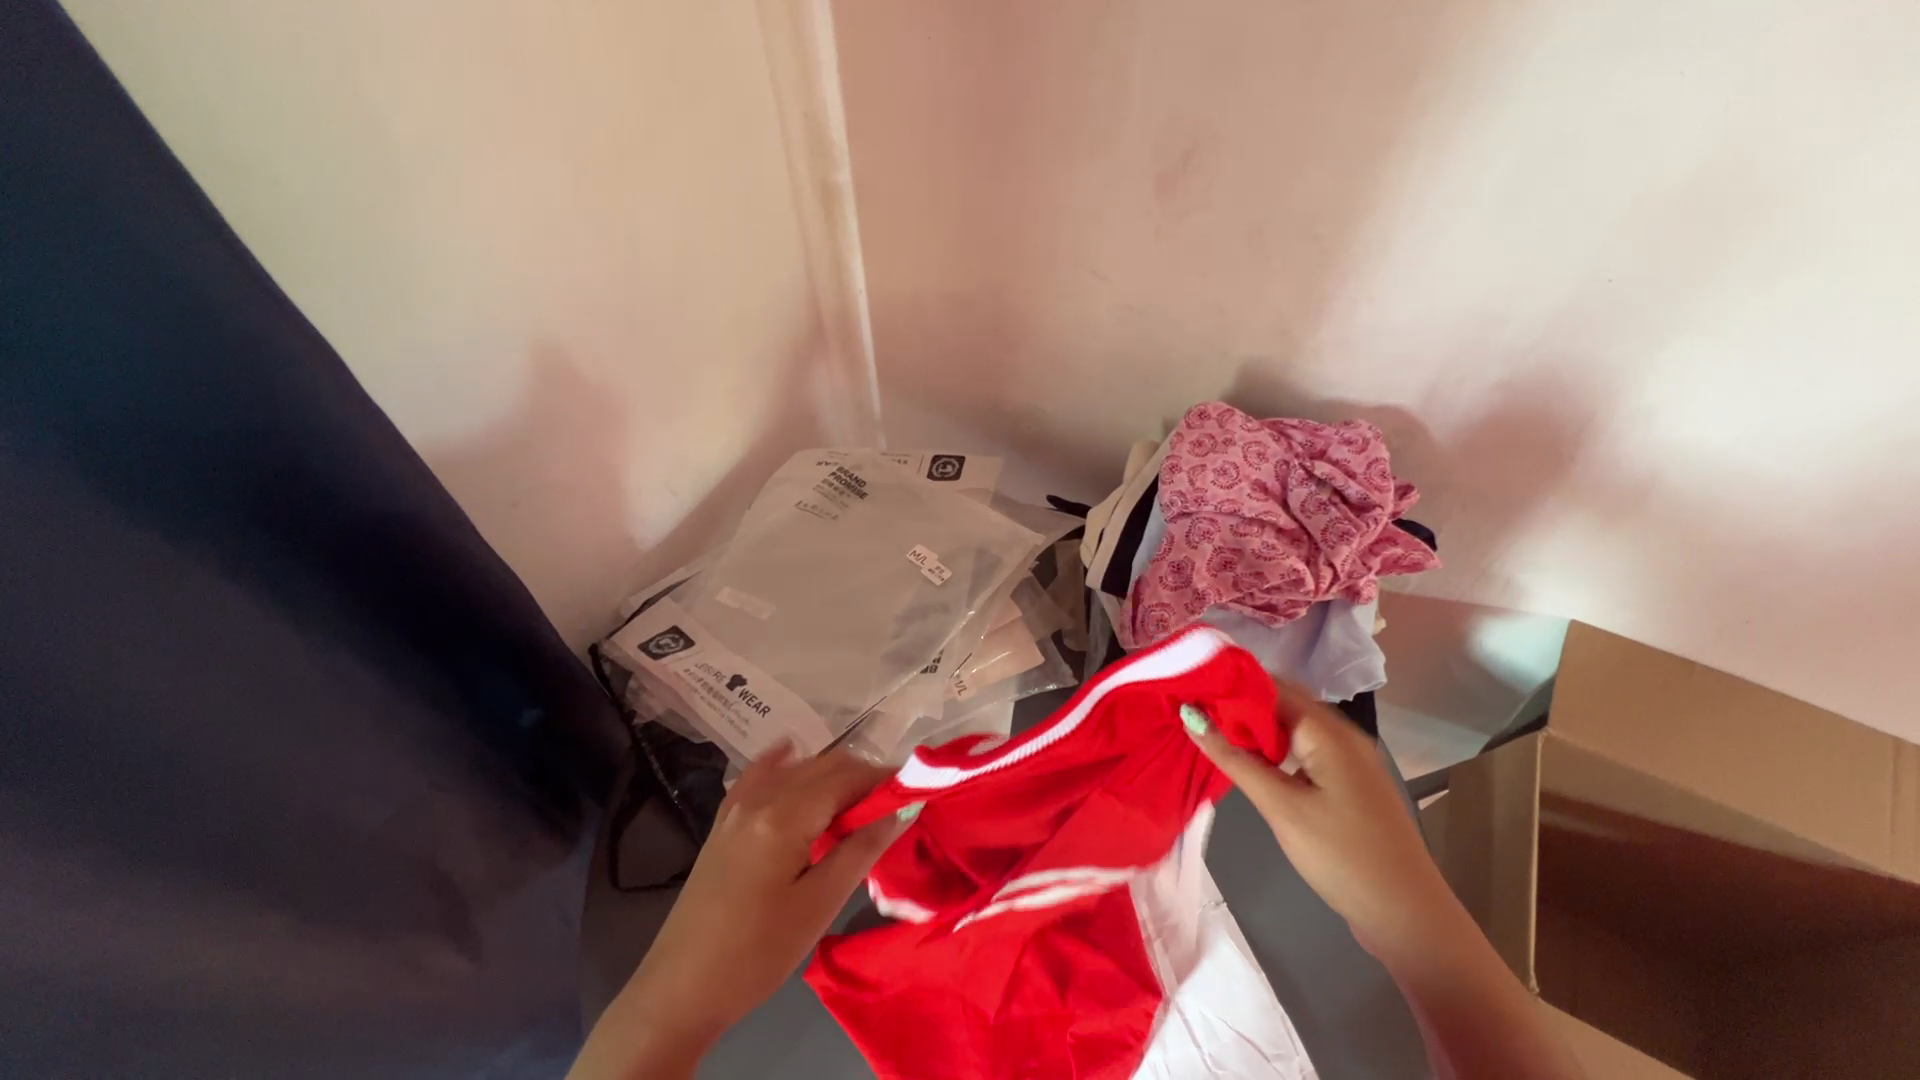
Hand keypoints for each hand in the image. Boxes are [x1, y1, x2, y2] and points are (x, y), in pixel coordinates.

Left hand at [571, 745, 911, 1078]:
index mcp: (784, 815)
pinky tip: (794, 756)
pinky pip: (760, 776)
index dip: (885, 779)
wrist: (681, 990)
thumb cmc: (758, 953)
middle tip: (895, 804)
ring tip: (861, 803)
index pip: (847, 777)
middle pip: (823, 766)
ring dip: (832, 775)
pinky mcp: (723, 824)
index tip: (916, 793)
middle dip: (863, 776)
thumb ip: (861, 849)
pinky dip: (786, 765)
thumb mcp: (819, 905)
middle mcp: (759, 798)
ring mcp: (736, 808)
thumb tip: (901, 809)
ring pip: (796, 769)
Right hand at [1185, 681, 1455, 962]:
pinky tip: (1254, 765)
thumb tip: (1192, 717)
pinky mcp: (1351, 784)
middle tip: (1197, 716)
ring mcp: (1351, 761)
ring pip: (1296, 727)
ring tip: (1215, 736)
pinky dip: (1278, 749)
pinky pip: (1308, 750)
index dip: (1232, 687)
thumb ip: (1235, 760)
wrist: (1407, 914)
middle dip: (1242, 706)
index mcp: (1330, 732)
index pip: (1273, 687)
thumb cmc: (1340, 855)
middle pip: (1286, 703)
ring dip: (1259, 728)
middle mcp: (1344, 735)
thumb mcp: (1280, 807)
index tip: (1192, 693)